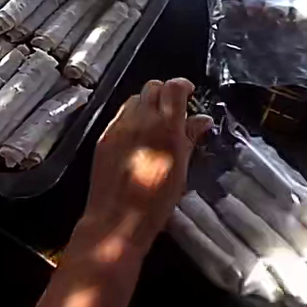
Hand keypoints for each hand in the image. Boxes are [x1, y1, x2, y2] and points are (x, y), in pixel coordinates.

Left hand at [79, 79, 211, 254]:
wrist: (117, 220)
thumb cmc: (156, 202)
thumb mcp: (181, 169)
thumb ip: (190, 138)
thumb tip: (201, 121)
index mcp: (166, 127)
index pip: (173, 87)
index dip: (182, 85)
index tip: (189, 92)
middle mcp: (141, 120)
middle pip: (153, 87)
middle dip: (165, 92)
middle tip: (174, 108)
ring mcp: (119, 126)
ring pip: (135, 99)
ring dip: (147, 103)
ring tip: (155, 122)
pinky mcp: (104, 136)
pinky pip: (121, 115)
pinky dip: (132, 117)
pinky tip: (138, 136)